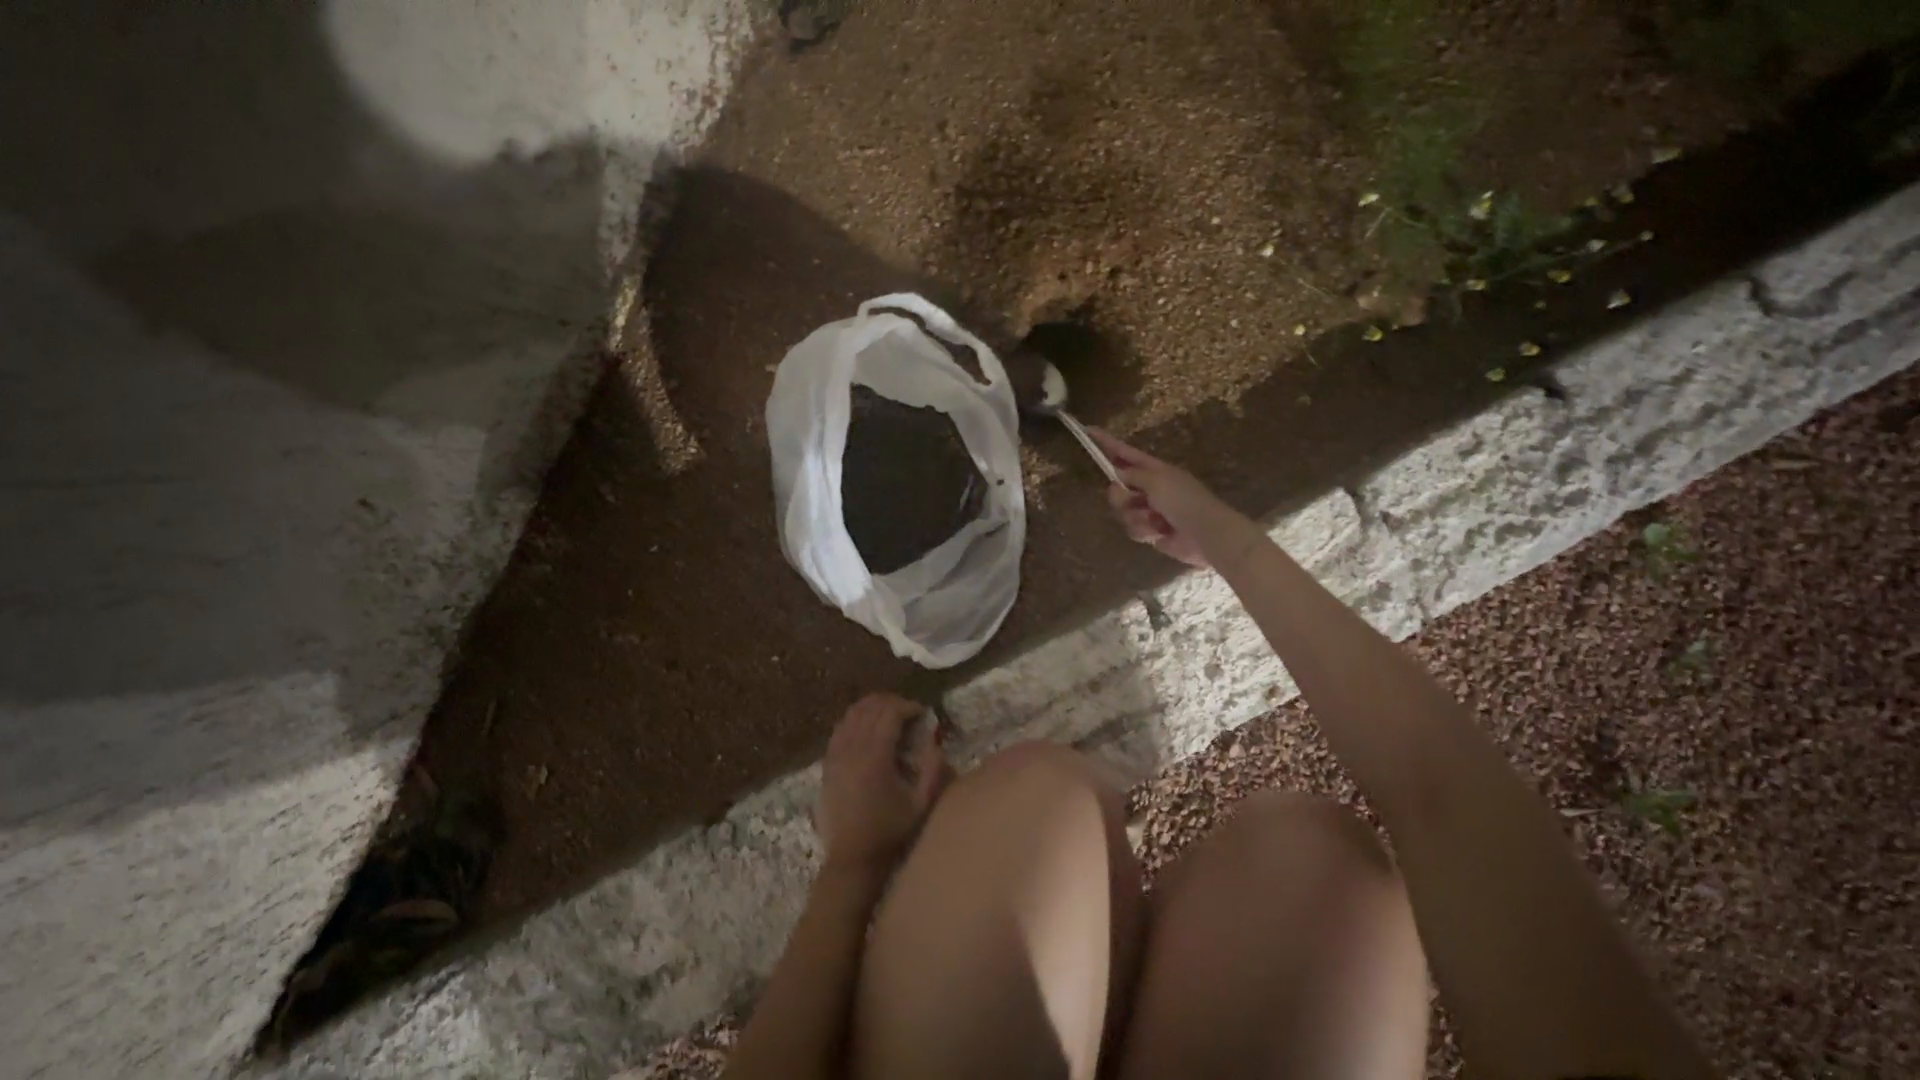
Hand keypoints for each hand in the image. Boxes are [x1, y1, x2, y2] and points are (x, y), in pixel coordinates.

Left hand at [816, 692, 949, 877]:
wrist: (853, 857)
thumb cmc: (890, 832)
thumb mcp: (921, 803)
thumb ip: (933, 769)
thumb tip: (935, 741)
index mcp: (876, 757)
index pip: (890, 714)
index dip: (908, 706)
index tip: (922, 712)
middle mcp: (852, 750)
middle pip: (869, 708)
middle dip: (891, 702)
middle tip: (908, 710)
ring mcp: (836, 755)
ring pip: (850, 715)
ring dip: (871, 708)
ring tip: (889, 714)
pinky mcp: (827, 764)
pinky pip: (839, 730)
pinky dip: (854, 720)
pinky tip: (866, 728)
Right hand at [1088, 428, 1257, 569]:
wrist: (1204, 533)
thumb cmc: (1184, 500)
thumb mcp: (1157, 480)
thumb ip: (1134, 475)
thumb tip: (1118, 474)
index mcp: (1154, 470)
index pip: (1125, 453)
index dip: (1106, 442)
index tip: (1088, 430)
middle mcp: (1150, 488)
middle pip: (1117, 488)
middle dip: (1120, 497)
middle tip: (1133, 500)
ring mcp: (1150, 510)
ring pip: (1122, 511)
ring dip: (1135, 517)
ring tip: (1154, 521)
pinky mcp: (1151, 531)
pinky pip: (1132, 529)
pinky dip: (1144, 531)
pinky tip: (1158, 533)